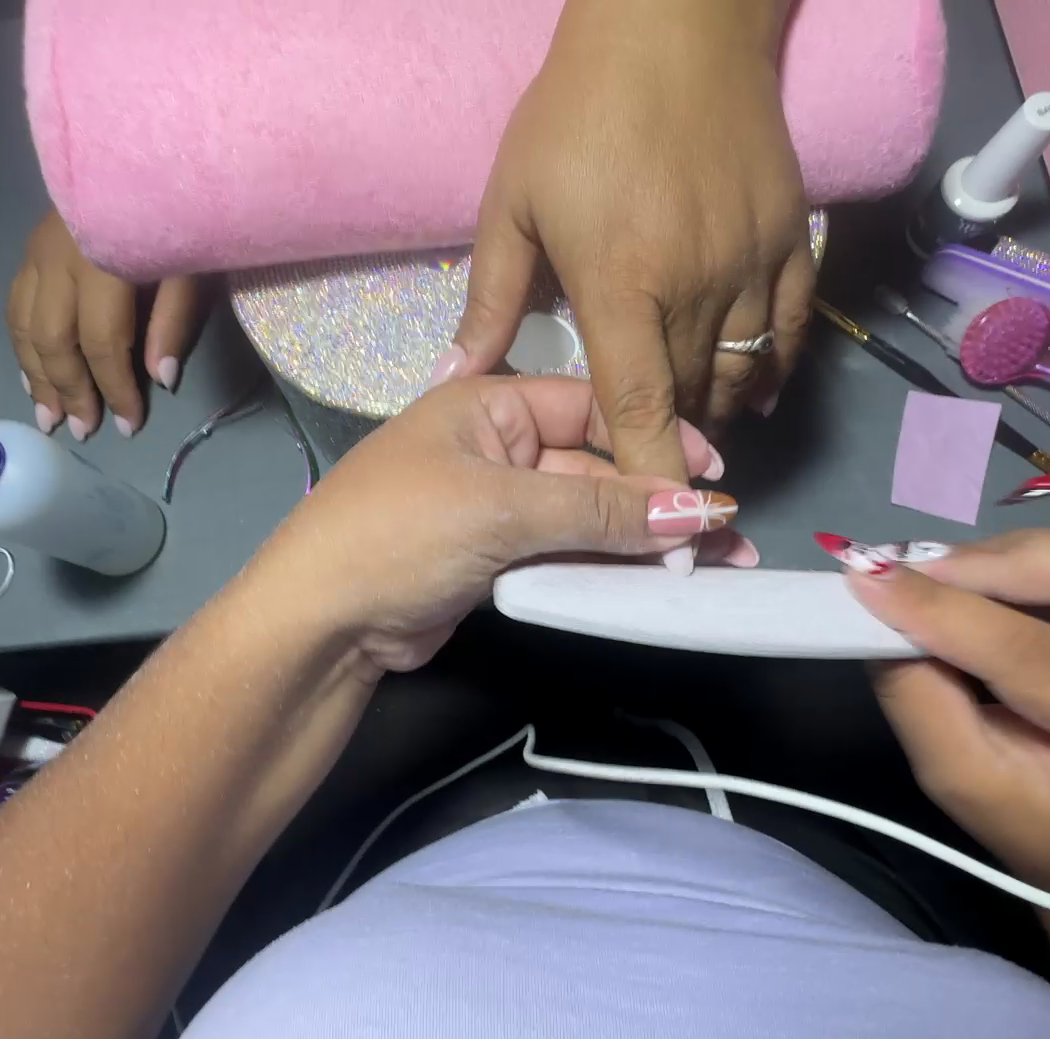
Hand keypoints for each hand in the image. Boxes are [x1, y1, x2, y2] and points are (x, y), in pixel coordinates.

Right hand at [6, 208, 211, 439]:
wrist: (146, 151)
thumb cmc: (181, 211)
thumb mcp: (191, 266)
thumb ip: (172, 323)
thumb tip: (159, 381)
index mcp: (101, 264)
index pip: (101, 344)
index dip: (113, 388)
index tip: (127, 426)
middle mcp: (57, 260)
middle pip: (53, 340)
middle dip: (68, 391)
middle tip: (81, 432)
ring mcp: (37, 251)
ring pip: (24, 325)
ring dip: (36, 375)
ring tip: (49, 416)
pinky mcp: (31, 247)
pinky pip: (17, 304)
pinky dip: (24, 344)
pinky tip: (32, 373)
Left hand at [251, 377, 752, 675]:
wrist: (323, 622)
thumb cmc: (401, 534)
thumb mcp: (501, 509)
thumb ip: (599, 511)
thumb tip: (697, 511)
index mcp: (490, 406)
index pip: (592, 407)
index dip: (654, 438)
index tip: (715, 475)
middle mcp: (499, 448)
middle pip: (597, 468)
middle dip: (658, 502)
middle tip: (727, 537)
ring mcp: (499, 508)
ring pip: (587, 519)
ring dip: (642, 542)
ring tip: (712, 567)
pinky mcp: (499, 560)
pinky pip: (565, 555)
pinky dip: (607, 569)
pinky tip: (656, 583)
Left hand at [441, 0, 814, 481]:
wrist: (673, 23)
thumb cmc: (575, 119)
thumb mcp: (511, 207)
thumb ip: (490, 304)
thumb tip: (454, 377)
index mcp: (621, 289)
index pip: (636, 410)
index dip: (644, 479)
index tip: (654, 531)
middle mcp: (696, 289)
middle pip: (686, 404)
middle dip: (668, 452)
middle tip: (651, 485)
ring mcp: (752, 264)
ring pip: (737, 376)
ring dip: (710, 417)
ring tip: (686, 441)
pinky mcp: (792, 241)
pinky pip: (788, 331)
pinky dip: (767, 373)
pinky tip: (747, 396)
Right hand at [848, 473, 1049, 912]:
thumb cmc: (1045, 829)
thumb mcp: (962, 783)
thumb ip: (918, 695)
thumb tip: (881, 607)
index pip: (1047, 659)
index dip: (947, 612)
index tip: (865, 579)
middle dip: (1001, 565)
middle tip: (921, 575)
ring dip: (1031, 547)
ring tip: (960, 570)